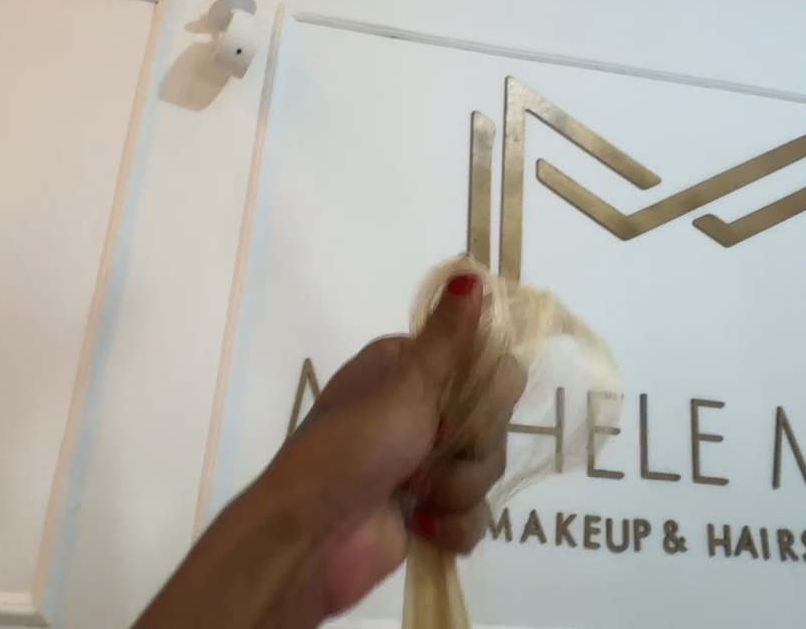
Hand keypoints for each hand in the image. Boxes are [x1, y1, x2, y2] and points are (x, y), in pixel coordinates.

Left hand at [133, 270, 526, 628]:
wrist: (312, 535)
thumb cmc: (355, 443)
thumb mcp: (407, 382)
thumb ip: (449, 335)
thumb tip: (470, 270)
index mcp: (412, 366)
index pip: (485, 363)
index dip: (486, 390)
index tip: (462, 403)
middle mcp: (422, 406)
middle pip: (493, 419)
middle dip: (470, 446)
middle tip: (432, 447)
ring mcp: (427, 460)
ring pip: (488, 468)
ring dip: (457, 488)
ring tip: (417, 495)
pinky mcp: (431, 510)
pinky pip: (475, 514)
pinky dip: (452, 525)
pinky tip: (422, 525)